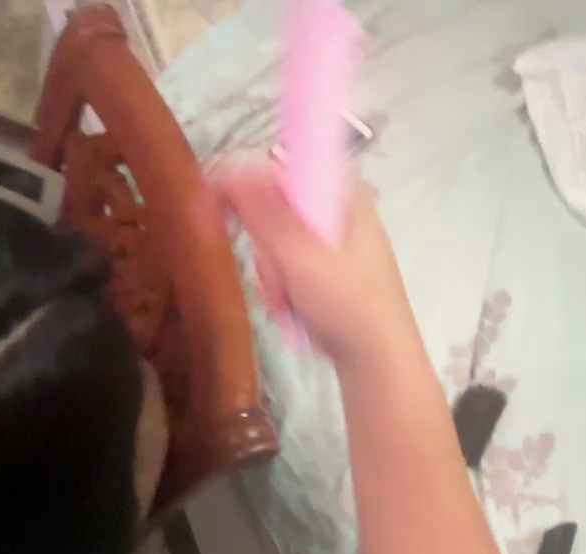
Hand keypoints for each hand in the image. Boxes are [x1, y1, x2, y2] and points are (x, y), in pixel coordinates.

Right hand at [212, 161, 419, 366]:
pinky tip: (288, 302)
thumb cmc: (346, 304)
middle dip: (263, 246)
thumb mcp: (302, 258)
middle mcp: (335, 206)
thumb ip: (266, 215)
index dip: (242, 182)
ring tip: (284, 298)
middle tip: (274, 276)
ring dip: (269, 271)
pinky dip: (278, 282)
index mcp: (340, 191)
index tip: (211, 205)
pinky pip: (282, 261)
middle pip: (272, 207)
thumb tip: (230, 169)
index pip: (279, 167)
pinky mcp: (321, 263)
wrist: (374, 355)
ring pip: (273, 239)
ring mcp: (329, 236)